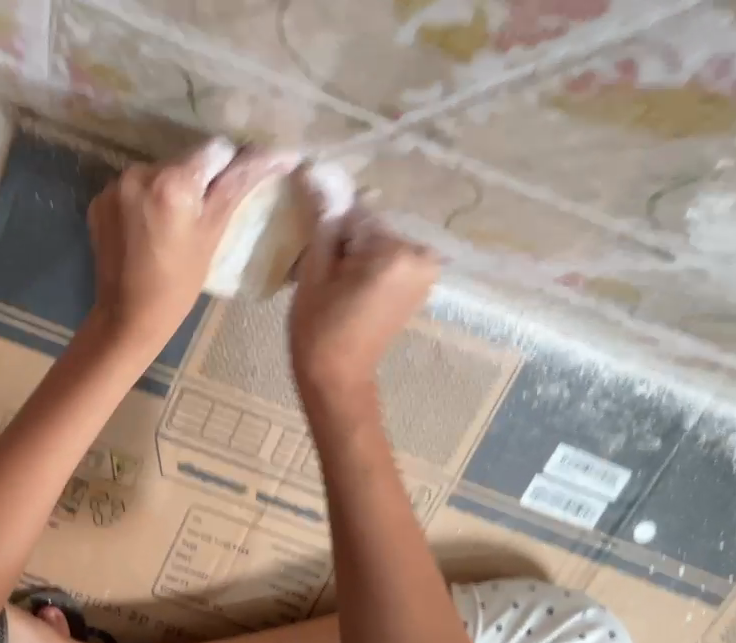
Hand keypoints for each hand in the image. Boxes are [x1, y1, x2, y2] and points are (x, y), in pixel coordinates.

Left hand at [87, 141, 297, 347]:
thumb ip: (240, 183)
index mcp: (172, 181)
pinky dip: (142, 203)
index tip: (226, 194)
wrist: (127, 317)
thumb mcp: (213, 232)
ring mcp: (113, 188)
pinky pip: (131, 190)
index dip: (227, 168)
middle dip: (195, 181)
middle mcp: (139, 174)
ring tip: (170, 227)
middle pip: (182, 160)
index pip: (215, 150)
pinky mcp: (98, 203)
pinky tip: (145, 231)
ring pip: (156, 174)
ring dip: (167, 190)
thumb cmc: (178, 283)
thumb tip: (282, 153)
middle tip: (197, 219)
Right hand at [288, 188, 439, 393]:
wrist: (337, 379)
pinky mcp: (421, 283)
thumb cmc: (318, 330)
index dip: (327, 223)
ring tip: (331, 279)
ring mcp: (426, 270)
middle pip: (371, 226)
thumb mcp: (314, 273)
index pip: (356, 212)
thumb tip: (312, 170)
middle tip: (319, 270)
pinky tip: (347, 286)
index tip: (309, 240)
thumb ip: (322, 220)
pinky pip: (390, 258)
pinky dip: (369, 264)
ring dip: (355, 251)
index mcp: (395, 250)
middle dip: (344, 238)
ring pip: (379, 241)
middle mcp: (421, 254)